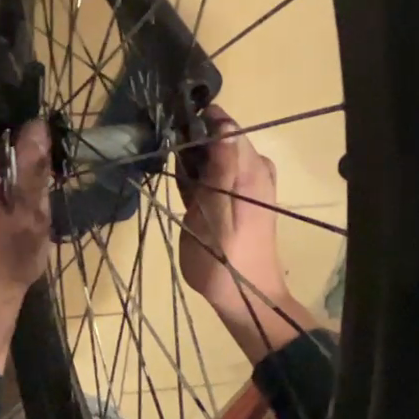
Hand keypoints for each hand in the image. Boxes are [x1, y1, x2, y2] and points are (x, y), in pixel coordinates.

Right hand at [176, 105, 313, 359]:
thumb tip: (222, 125)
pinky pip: (215, 172)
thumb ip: (221, 168)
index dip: (198, 119)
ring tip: (174, 180)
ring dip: (191, 161)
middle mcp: (253, 169)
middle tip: (166, 161)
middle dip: (190, 142)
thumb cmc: (225, 261)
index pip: (226, 124)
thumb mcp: (216, 214)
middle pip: (218, 137)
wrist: (245, 299)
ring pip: (214, 154)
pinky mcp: (238, 197)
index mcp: (250, 169)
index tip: (169, 122)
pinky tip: (184, 192)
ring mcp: (247, 182)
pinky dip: (198, 177)